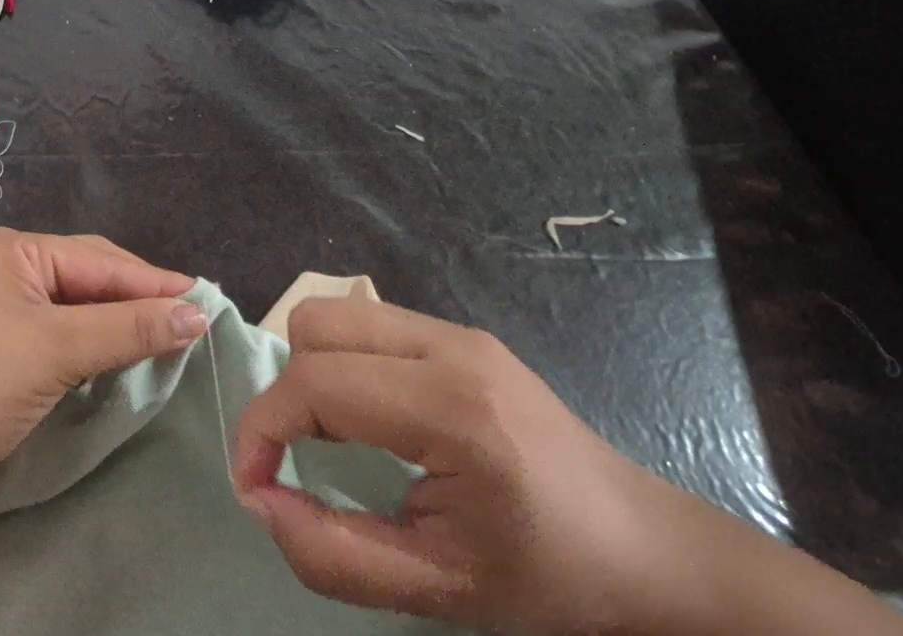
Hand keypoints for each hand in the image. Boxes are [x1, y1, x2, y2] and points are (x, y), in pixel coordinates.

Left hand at [0, 229, 204, 504]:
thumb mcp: (56, 349)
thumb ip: (128, 329)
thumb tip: (196, 314)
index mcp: (16, 252)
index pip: (101, 261)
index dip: (154, 283)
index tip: (207, 302)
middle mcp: (12, 274)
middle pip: (93, 281)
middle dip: (140, 302)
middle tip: (194, 323)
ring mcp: (7, 315)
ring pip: (82, 313)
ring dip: (122, 327)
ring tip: (172, 341)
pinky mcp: (8, 355)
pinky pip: (66, 341)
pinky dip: (99, 350)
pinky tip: (127, 361)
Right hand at [229, 296, 689, 635]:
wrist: (649, 552)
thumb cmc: (546, 577)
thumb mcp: (433, 589)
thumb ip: (330, 553)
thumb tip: (258, 499)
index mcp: (451, 408)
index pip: (315, 382)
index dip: (260, 429)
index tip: (254, 485)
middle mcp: (450, 347)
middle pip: (315, 325)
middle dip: (285, 392)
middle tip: (295, 456)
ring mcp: (459, 333)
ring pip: (337, 313)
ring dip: (311, 370)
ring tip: (327, 434)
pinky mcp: (463, 335)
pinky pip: (370, 325)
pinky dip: (343, 362)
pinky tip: (369, 417)